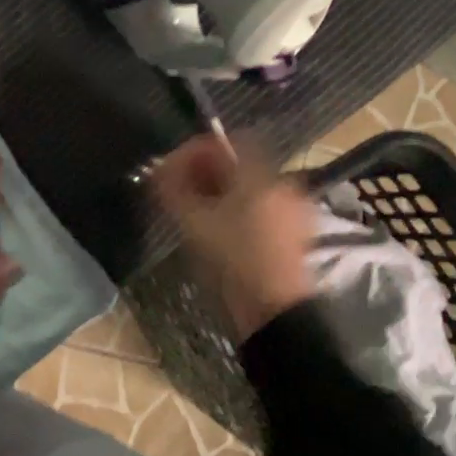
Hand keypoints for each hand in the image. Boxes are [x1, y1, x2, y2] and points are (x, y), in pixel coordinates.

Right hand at [150, 134, 314, 340]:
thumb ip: (172, 189)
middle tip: (179, 191)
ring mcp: (294, 208)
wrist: (275, 312)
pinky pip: (261, 206)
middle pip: (239, 164)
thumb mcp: (193, 223)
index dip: (194, 149)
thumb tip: (158, 169)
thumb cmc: (233, 262)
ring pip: (250, 186)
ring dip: (221, 191)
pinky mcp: (296, 231)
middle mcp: (282, 183)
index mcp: (260, 176)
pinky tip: (221, 229)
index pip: (225, 142)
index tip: (172, 167)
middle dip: (205, 172)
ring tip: (197, 212)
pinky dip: (239, 208)